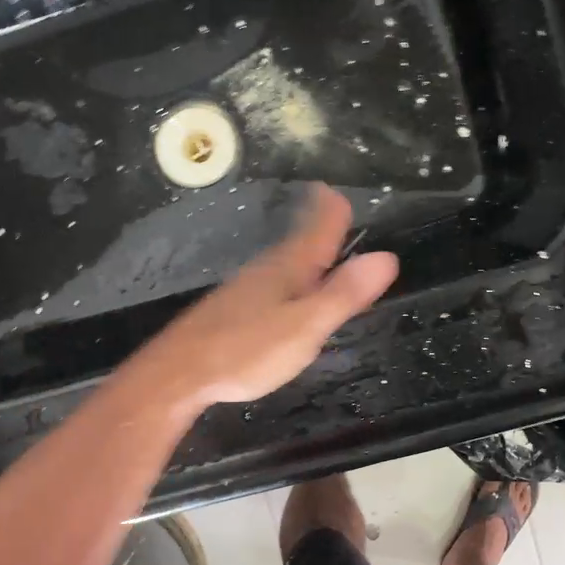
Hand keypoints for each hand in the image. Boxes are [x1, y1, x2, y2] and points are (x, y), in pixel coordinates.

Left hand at [140, 183, 398, 408]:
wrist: (178, 374)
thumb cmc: (246, 351)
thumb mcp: (305, 327)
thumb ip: (344, 294)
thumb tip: (386, 256)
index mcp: (291, 268)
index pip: (319, 227)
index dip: (334, 209)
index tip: (340, 189)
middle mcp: (268, 269)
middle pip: (301, 240)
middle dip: (319, 224)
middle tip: (334, 208)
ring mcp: (246, 288)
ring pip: (285, 262)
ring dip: (304, 251)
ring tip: (319, 246)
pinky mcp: (232, 309)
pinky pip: (271, 283)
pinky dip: (288, 278)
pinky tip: (285, 294)